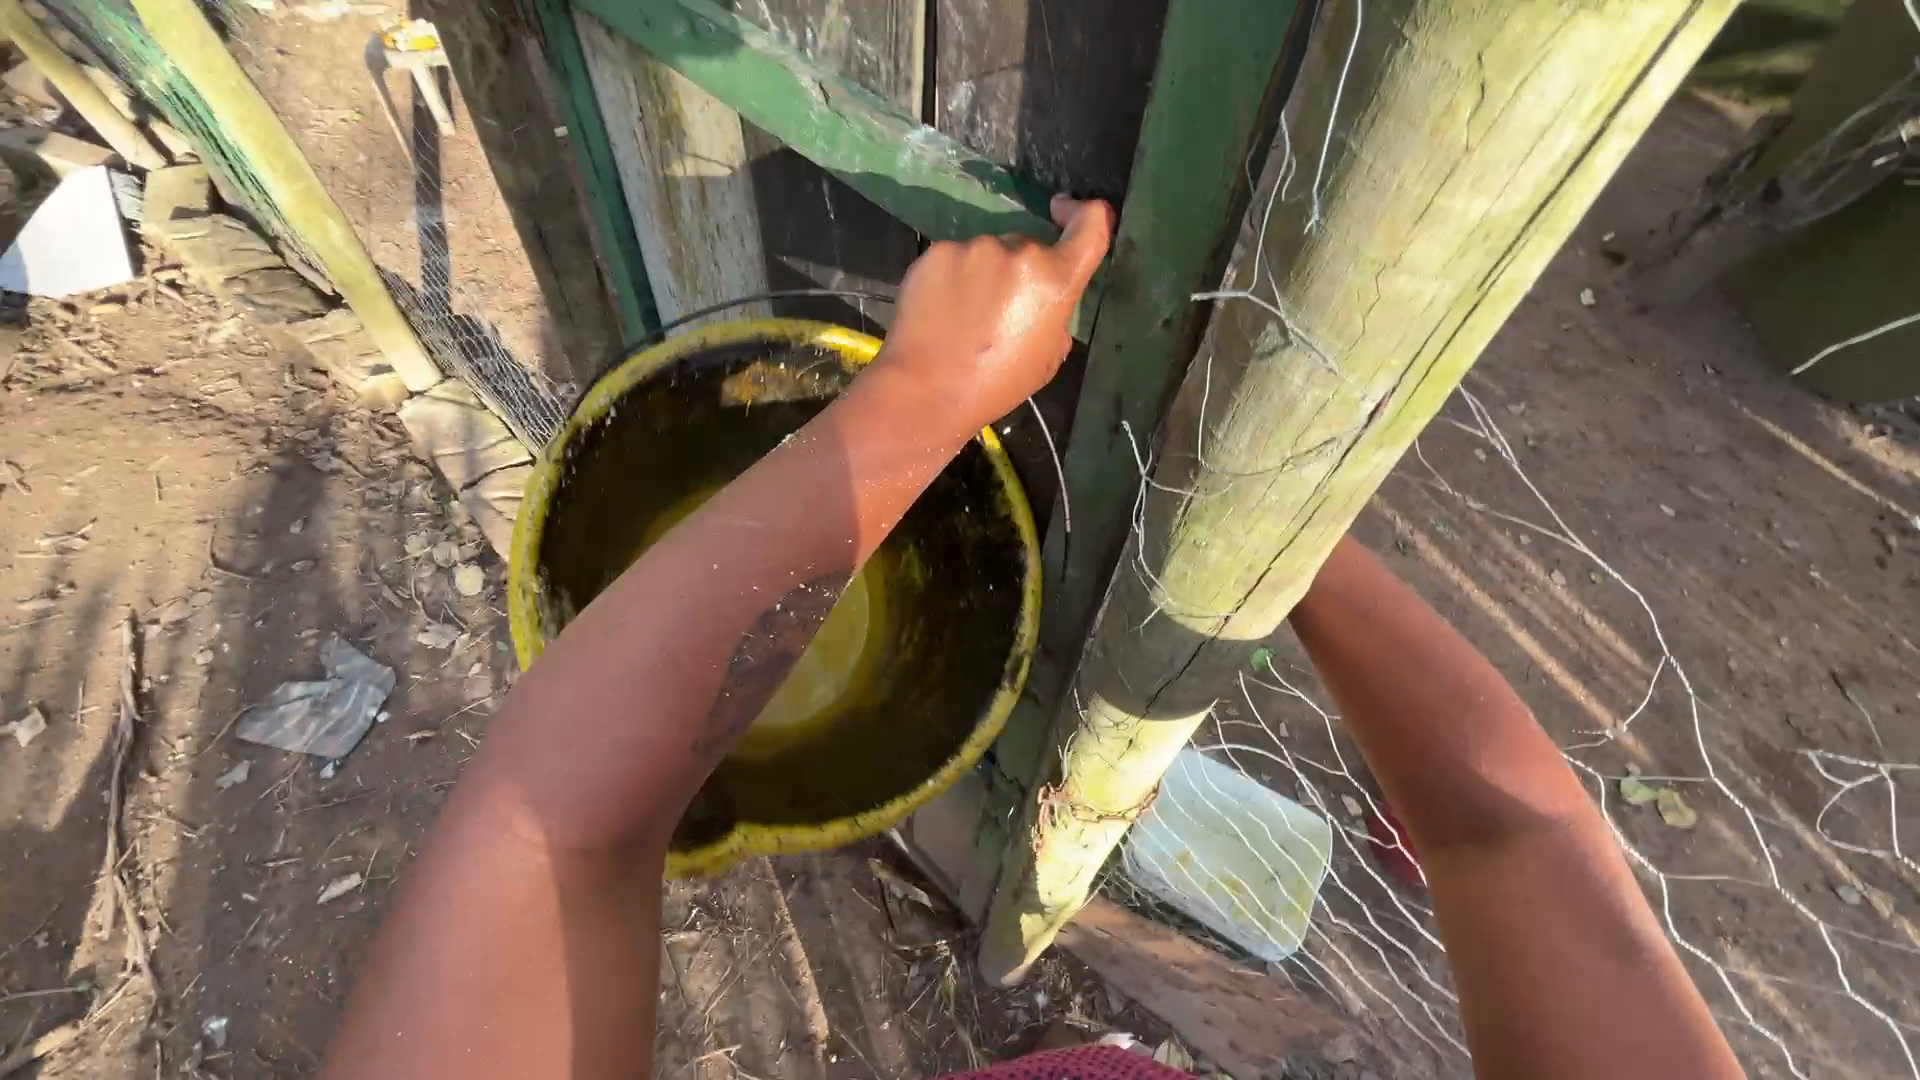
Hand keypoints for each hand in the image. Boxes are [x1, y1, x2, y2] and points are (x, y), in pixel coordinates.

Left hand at [874, 195, 1113, 430]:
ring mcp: (974, 248)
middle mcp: (1018, 252)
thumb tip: (1046, 300)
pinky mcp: (936, 252)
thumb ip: (1056, 316)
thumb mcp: (1048, 359)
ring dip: (985, 275)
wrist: (927, 389)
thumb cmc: (995, 384)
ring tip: (967, 316)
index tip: (1065, 211)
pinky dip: (953, 278)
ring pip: (988, 253)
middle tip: (1001, 313)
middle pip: (1028, 248)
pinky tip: (943, 310)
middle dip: (1021, 272)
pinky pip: (955, 258)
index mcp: (1055, 279)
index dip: (1086, 213)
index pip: (1090, 225)